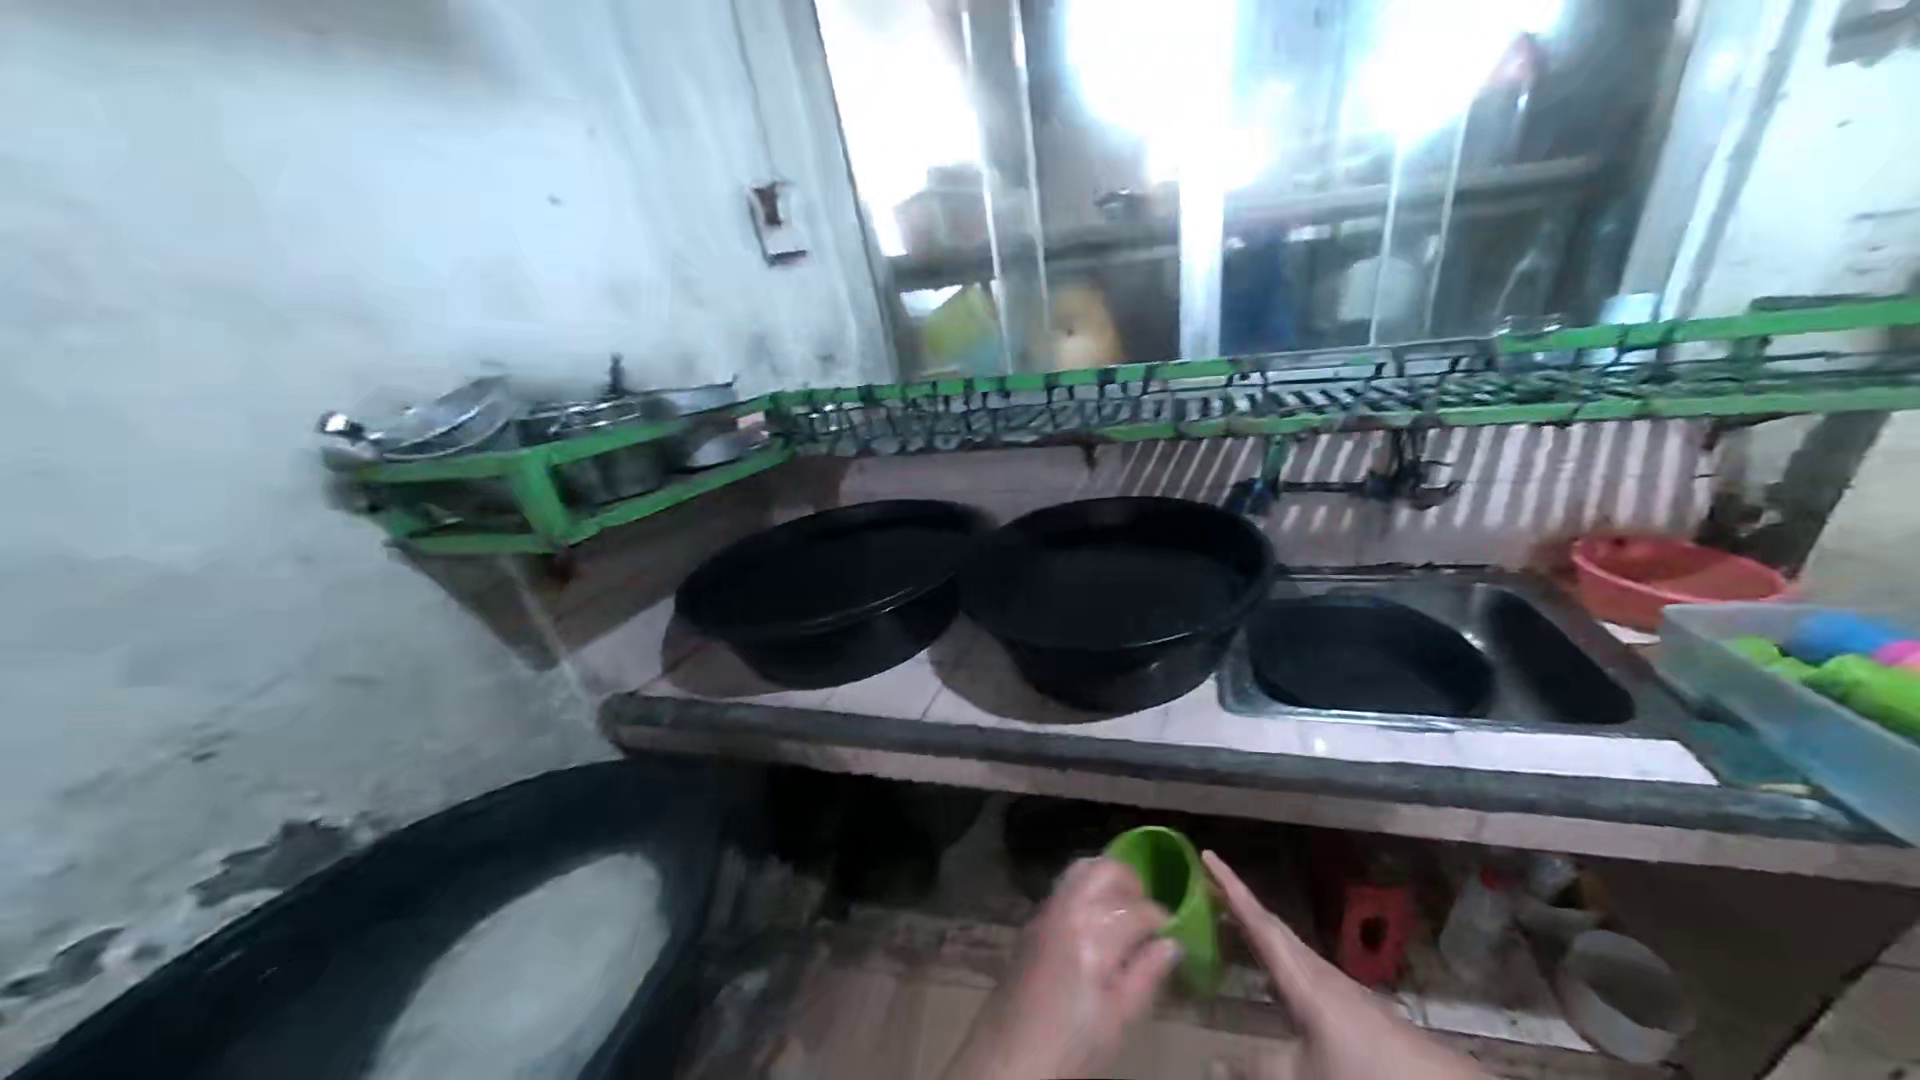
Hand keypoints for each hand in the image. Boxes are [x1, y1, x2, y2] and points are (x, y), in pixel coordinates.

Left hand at [942, 857, 1181, 1079]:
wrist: (1010, 1055)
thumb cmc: (1072, 1045)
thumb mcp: (1120, 1018)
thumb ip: (1147, 974)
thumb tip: (1172, 944)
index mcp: (1093, 935)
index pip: (1138, 909)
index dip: (1161, 919)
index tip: (1172, 932)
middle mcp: (1068, 910)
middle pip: (1104, 870)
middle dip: (1132, 883)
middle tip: (1146, 912)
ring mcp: (1046, 911)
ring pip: (1080, 870)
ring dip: (1106, 880)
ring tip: (1123, 909)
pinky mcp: (1032, 920)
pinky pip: (1064, 887)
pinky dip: (1085, 889)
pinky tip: (1096, 920)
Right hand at [1203, 850, 1489, 1079]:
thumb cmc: (1366, 1074)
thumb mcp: (1302, 1078)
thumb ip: (1255, 1069)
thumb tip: (1209, 1062)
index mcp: (1302, 977)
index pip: (1258, 921)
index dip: (1230, 887)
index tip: (1207, 855)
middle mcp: (1320, 973)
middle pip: (1274, 928)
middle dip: (1240, 904)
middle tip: (1207, 885)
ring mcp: (1342, 990)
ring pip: (1291, 949)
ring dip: (1260, 932)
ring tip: (1232, 924)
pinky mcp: (1358, 1011)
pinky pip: (1305, 971)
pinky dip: (1279, 960)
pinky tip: (1276, 979)